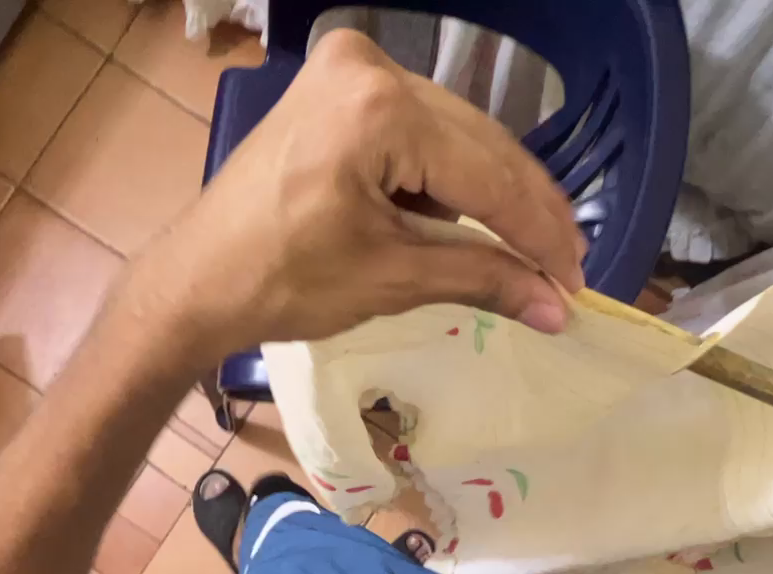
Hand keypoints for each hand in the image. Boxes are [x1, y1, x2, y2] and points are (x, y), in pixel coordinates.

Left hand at [119, 29, 584, 360]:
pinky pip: (418, 136)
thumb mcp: (390, 280)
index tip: (574, 281)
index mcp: (378, 107)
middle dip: (524, 213)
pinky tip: (473, 223)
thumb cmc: (283, 284)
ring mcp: (347, 73)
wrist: (198, 282)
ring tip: (530, 253)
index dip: (538, 233)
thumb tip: (554, 307)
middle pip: (478, 145)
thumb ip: (481, 279)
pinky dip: (448, 183)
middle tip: (564, 269)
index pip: (488, 172)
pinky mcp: (337, 94)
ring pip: (453, 138)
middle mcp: (367, 67)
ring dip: (492, 197)